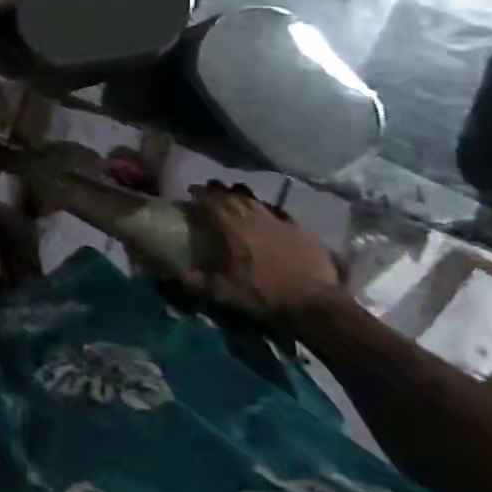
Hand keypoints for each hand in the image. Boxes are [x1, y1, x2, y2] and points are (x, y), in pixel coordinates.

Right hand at [183, 181, 343, 318]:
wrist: (315, 303)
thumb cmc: (266, 296)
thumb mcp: (227, 293)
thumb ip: (199, 282)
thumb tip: (177, 275)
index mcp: (233, 229)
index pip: (212, 203)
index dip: (200, 195)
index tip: (191, 191)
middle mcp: (254, 217)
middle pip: (233, 195)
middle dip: (219, 190)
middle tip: (209, 189)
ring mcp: (279, 221)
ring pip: (255, 199)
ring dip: (241, 194)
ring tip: (234, 193)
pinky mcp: (299, 229)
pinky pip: (278, 211)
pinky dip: (268, 208)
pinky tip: (268, 211)